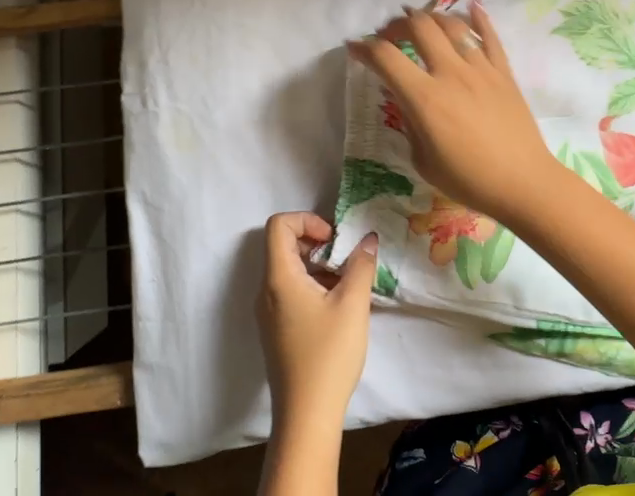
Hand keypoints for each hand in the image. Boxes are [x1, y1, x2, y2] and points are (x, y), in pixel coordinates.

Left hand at [255, 212, 376, 423]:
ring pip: (288, 270)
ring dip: (318, 265)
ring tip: (348, 282)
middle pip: (282, 245)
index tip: (334, 239)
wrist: (307, 415)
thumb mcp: (353, 304)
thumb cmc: (329, 354)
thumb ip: (361, 264)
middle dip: (316, 242)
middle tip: (346, 257)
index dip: (307, 220)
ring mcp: (268, 312)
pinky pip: (290, 291)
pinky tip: (338, 306)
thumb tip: (367, 239)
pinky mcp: (276, 330)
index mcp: (279, 279)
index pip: (278, 225)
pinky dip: (312, 285)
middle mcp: (266, 291)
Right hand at [347, 4, 571, 226]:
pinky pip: (490, 36)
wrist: (523, 182)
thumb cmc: (469, 180)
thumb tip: (407, 102)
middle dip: (397, 24)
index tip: (355, 48)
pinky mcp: (504, 72)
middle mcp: (451, 73)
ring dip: (431, 17)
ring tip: (421, 22)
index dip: (364, 48)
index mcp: (425, 98)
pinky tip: (472, 7)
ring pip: (452, 25)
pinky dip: (479, 18)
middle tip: (389, 34)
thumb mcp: (423, 160)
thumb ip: (411, 124)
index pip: (386, 58)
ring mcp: (481, 69)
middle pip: (420, 27)